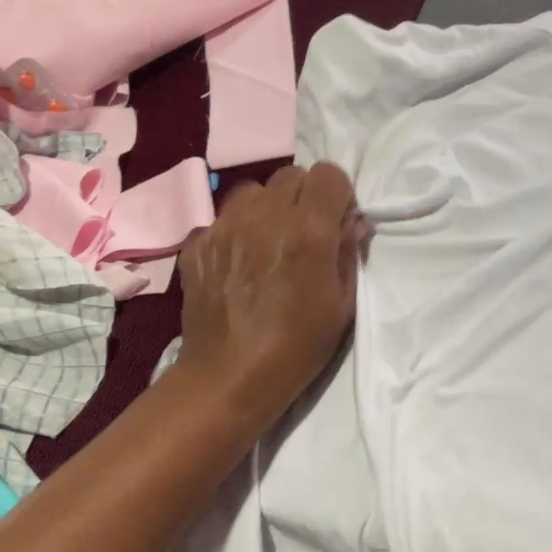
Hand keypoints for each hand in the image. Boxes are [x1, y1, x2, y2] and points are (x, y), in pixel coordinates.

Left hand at [176, 161, 370, 416]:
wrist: (230, 377)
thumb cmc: (298, 348)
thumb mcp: (340, 308)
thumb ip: (348, 256)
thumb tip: (353, 224)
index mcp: (308, 229)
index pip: (330, 175)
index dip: (339, 196)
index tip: (338, 224)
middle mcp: (264, 213)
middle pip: (292, 176)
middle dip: (306, 199)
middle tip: (307, 238)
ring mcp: (225, 224)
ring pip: (253, 192)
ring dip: (269, 210)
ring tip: (270, 247)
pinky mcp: (198, 242)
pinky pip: (223, 220)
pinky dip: (236, 234)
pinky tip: (240, 268)